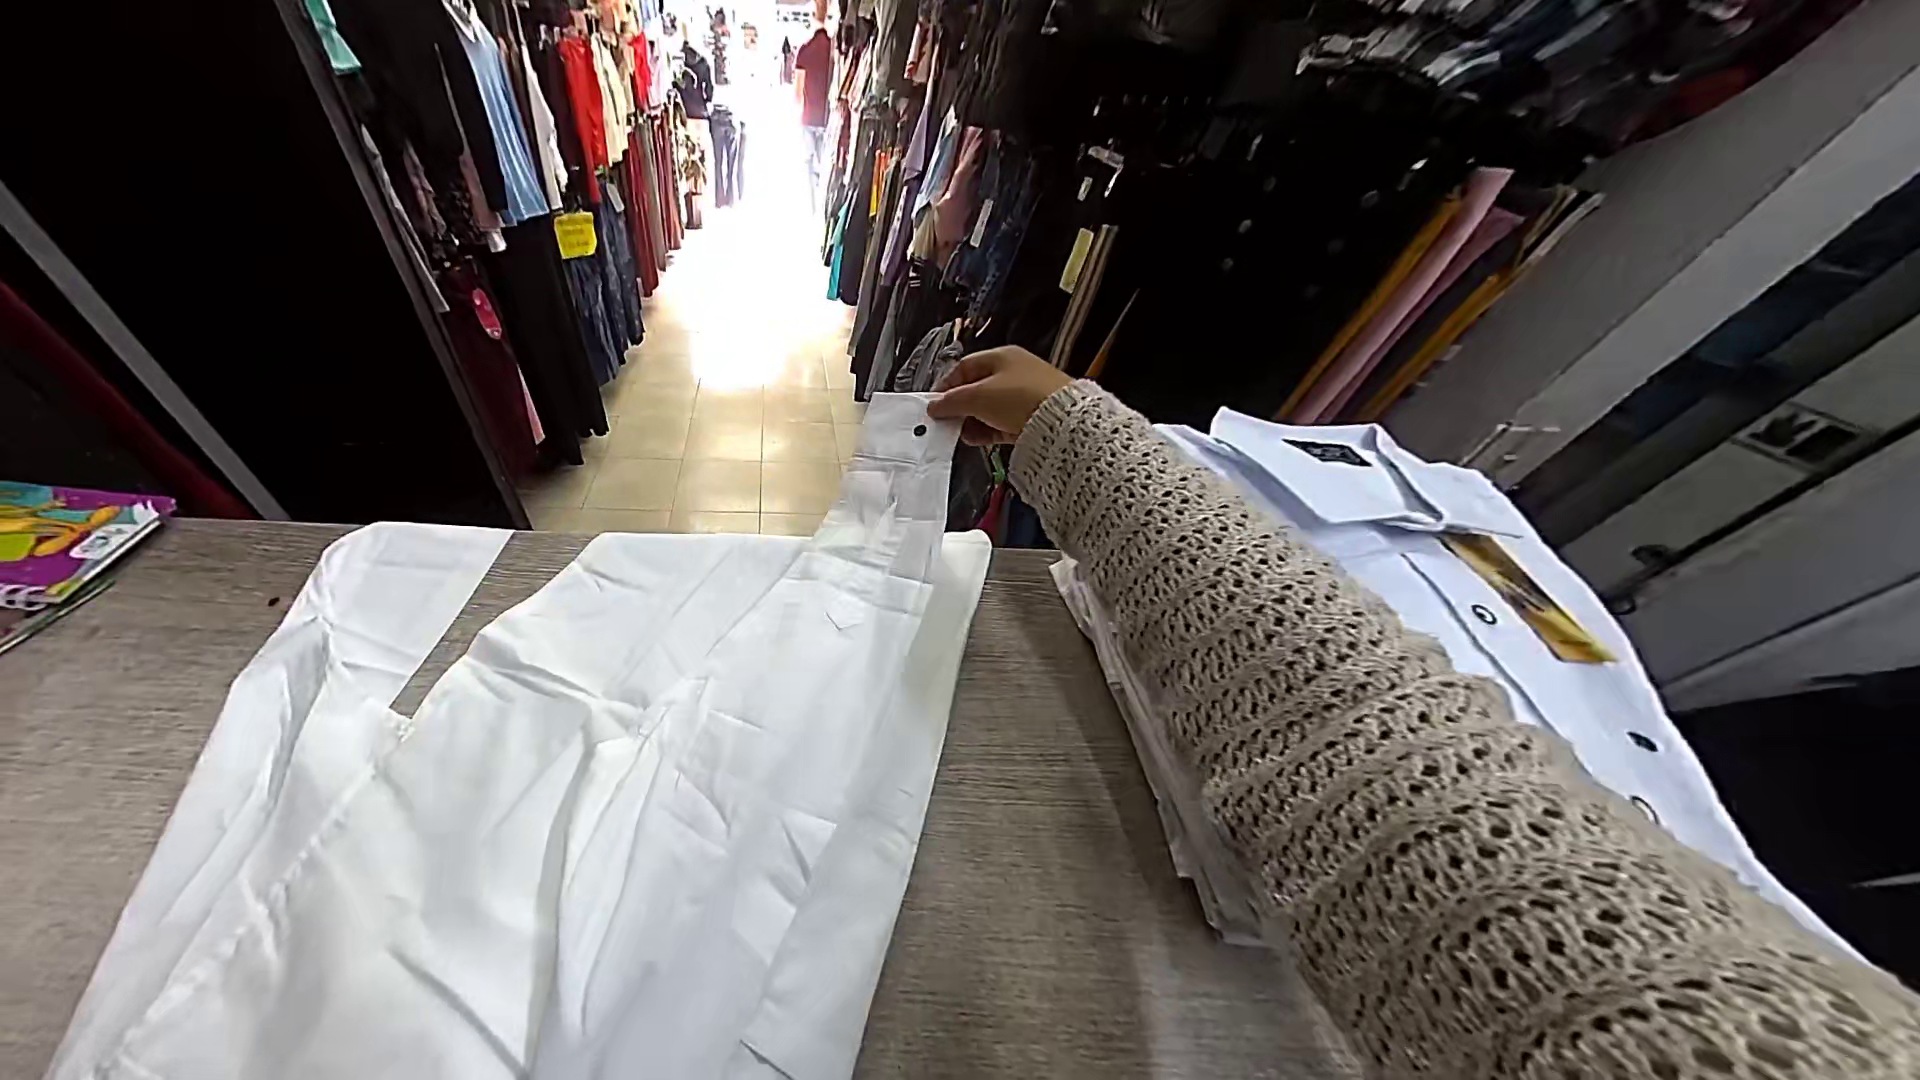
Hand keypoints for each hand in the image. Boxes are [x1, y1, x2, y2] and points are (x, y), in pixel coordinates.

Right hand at [927, 347, 1071, 445]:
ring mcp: (1023, 397)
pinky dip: (986, 431)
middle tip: (945, 421)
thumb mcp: (978, 397)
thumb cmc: (1022, 397)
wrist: (1060, 422)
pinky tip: (975, 439)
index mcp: (1002, 357)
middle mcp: (1014, 374)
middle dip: (959, 407)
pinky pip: (1001, 424)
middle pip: (976, 390)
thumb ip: (952, 401)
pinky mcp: (1029, 419)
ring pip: (988, 409)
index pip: (965, 368)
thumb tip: (935, 406)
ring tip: (960, 433)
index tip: (934, 403)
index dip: (946, 385)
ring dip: (971, 421)